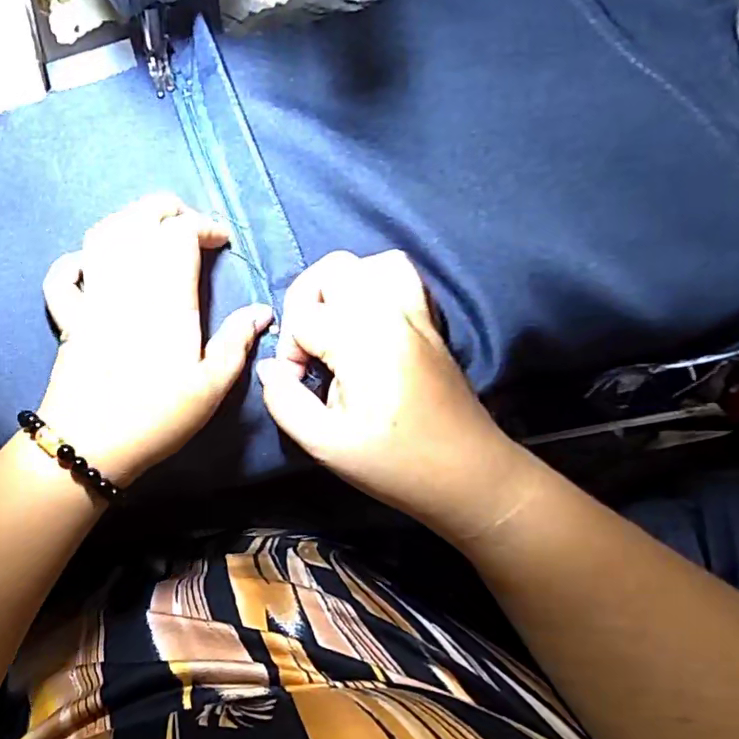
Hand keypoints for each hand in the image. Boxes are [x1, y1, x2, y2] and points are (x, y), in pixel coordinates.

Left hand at [37, 194, 273, 485]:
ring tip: (150, 235)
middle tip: (191, 228)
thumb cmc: (157, 415)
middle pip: (140, 216)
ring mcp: (92, 296)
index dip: (205, 225)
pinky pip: (62, 277)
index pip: (181, 231)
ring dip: (127, 221)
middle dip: (168, 209)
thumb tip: (263, 312)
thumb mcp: (211, 386)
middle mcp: (126, 281)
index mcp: (167, 293)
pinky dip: (74, 263)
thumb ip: (237, 342)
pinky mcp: (68, 317)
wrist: (90, 443)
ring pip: (102, 233)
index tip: (222, 242)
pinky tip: (89, 267)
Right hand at [256, 249, 535, 541]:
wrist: (468, 475)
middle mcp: (391, 313)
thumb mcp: (325, 444)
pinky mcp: (431, 325)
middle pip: (335, 269)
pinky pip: (402, 279)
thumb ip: (285, 402)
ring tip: (333, 326)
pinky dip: (375, 286)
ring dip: (342, 286)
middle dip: (306, 301)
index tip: (299, 384)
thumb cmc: (395, 464)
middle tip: (306, 346)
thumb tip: (269, 370)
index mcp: (363, 340)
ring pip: (372, 263)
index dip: (289, 350)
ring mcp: (416, 315)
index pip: (304, 317)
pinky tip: (365, 325)